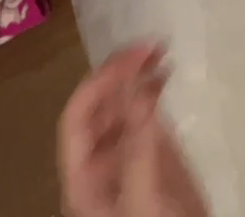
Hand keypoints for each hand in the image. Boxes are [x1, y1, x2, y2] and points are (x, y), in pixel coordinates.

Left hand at [58, 44, 208, 216]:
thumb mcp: (145, 199)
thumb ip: (141, 147)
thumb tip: (140, 90)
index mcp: (85, 178)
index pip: (78, 119)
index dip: (100, 83)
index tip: (134, 56)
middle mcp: (101, 164)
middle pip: (100, 108)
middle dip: (120, 72)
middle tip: (152, 44)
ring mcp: (128, 160)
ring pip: (123, 108)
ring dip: (136, 76)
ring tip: (160, 50)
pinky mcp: (155, 158)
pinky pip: (146, 117)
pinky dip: (153, 91)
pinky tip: (165, 74)